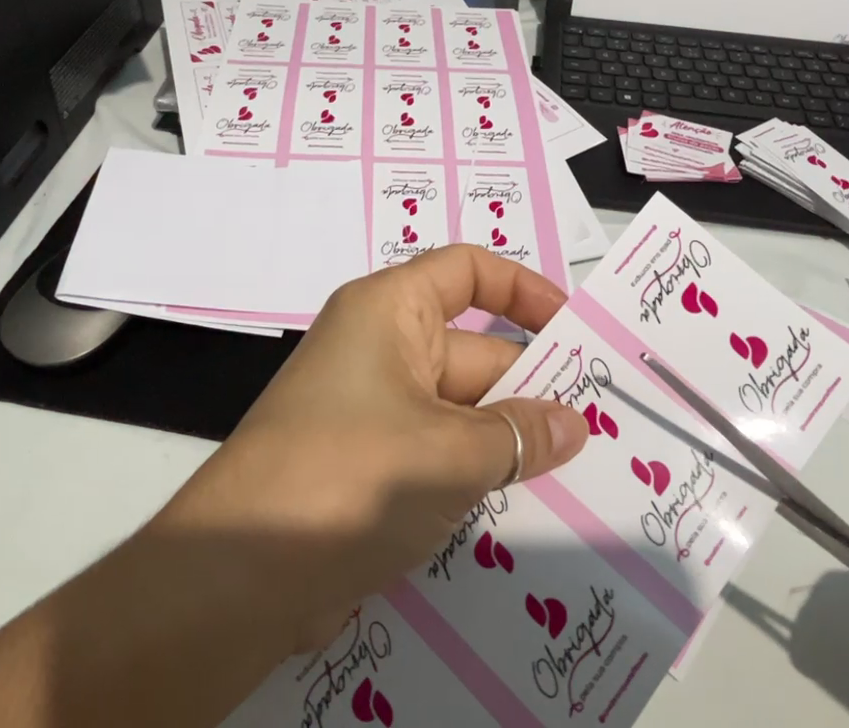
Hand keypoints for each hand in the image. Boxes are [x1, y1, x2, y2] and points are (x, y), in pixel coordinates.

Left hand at [152, 244, 589, 647]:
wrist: (240, 576)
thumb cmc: (352, 478)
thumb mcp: (451, 453)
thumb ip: (521, 435)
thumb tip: (574, 424)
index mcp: (389, 313)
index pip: (467, 271)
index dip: (525, 290)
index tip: (579, 329)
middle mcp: (378, 350)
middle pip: (472, 348)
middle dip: (533, 383)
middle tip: (607, 422)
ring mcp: (370, 411)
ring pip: (458, 409)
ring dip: (509, 437)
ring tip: (585, 467)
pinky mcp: (365, 466)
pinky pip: (435, 452)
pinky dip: (475, 471)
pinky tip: (527, 503)